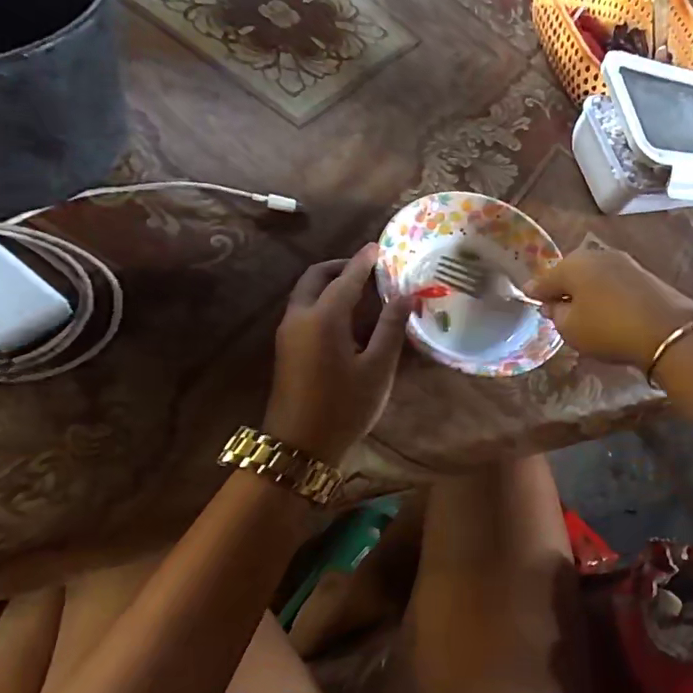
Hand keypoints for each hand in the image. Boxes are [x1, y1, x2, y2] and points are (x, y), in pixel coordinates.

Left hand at [263, 244, 410, 462]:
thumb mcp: (377, 367)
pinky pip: (305, 309)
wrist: (300, 446)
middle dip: (341, 267)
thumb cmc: (344, 406)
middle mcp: (300, 317)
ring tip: (363, 289)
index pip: (346, 278)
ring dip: (331, 283)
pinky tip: (348, 316)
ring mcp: (288, 333)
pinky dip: (324, 300)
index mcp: (323, 318)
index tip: (380, 247)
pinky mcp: (287, 348)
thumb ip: (391, 326)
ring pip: (307, 293)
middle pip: (316, 277)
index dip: (364, 261)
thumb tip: (406, 295)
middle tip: (369, 267)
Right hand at [525, 249, 692, 367]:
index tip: (528, 296)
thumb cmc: (609, 329)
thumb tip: (553, 303)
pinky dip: (606, 292)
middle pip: (572, 271)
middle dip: (563, 286)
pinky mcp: (644, 274)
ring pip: (595, 275)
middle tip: (556, 306)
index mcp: (574, 264)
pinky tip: (607, 307)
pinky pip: (614, 282)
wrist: (667, 332)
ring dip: (587, 289)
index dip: (536, 291)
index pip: (546, 279)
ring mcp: (624, 262)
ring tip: (582, 309)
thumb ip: (556, 313)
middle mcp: (598, 255)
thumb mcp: (571, 329)